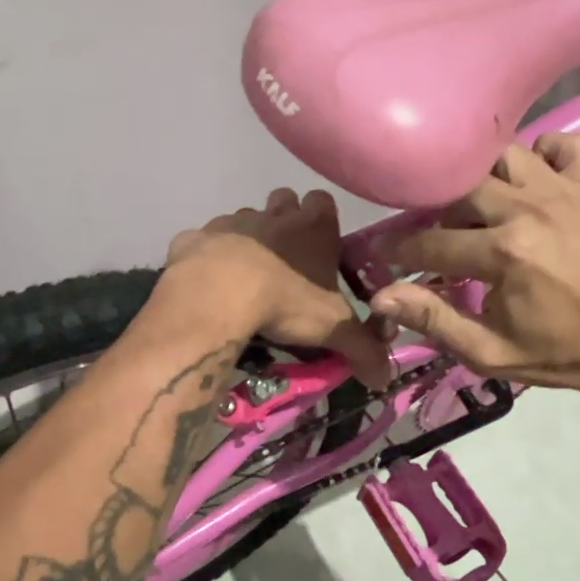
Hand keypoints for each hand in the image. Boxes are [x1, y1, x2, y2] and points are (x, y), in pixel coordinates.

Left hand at [163, 188, 392, 388]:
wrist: (217, 297)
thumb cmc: (285, 303)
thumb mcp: (335, 329)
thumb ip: (365, 350)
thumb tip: (385, 379)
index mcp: (312, 226)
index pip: (324, 202)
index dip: (322, 220)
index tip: (321, 248)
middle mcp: (272, 215)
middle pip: (283, 201)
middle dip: (285, 222)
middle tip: (286, 261)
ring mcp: (230, 222)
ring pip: (243, 221)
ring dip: (247, 241)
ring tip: (246, 277)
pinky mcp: (194, 237)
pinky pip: (202, 242)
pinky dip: (206, 258)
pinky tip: (208, 284)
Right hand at [368, 135, 579, 398]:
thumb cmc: (558, 353)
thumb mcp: (488, 352)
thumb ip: (434, 320)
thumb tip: (381, 298)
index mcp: (504, 253)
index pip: (432, 241)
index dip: (399, 248)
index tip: (380, 252)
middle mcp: (530, 210)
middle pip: (460, 186)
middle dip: (436, 207)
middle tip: (432, 231)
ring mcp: (563, 192)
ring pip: (503, 155)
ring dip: (480, 176)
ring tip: (475, 205)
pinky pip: (563, 146)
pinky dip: (542, 153)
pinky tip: (530, 181)